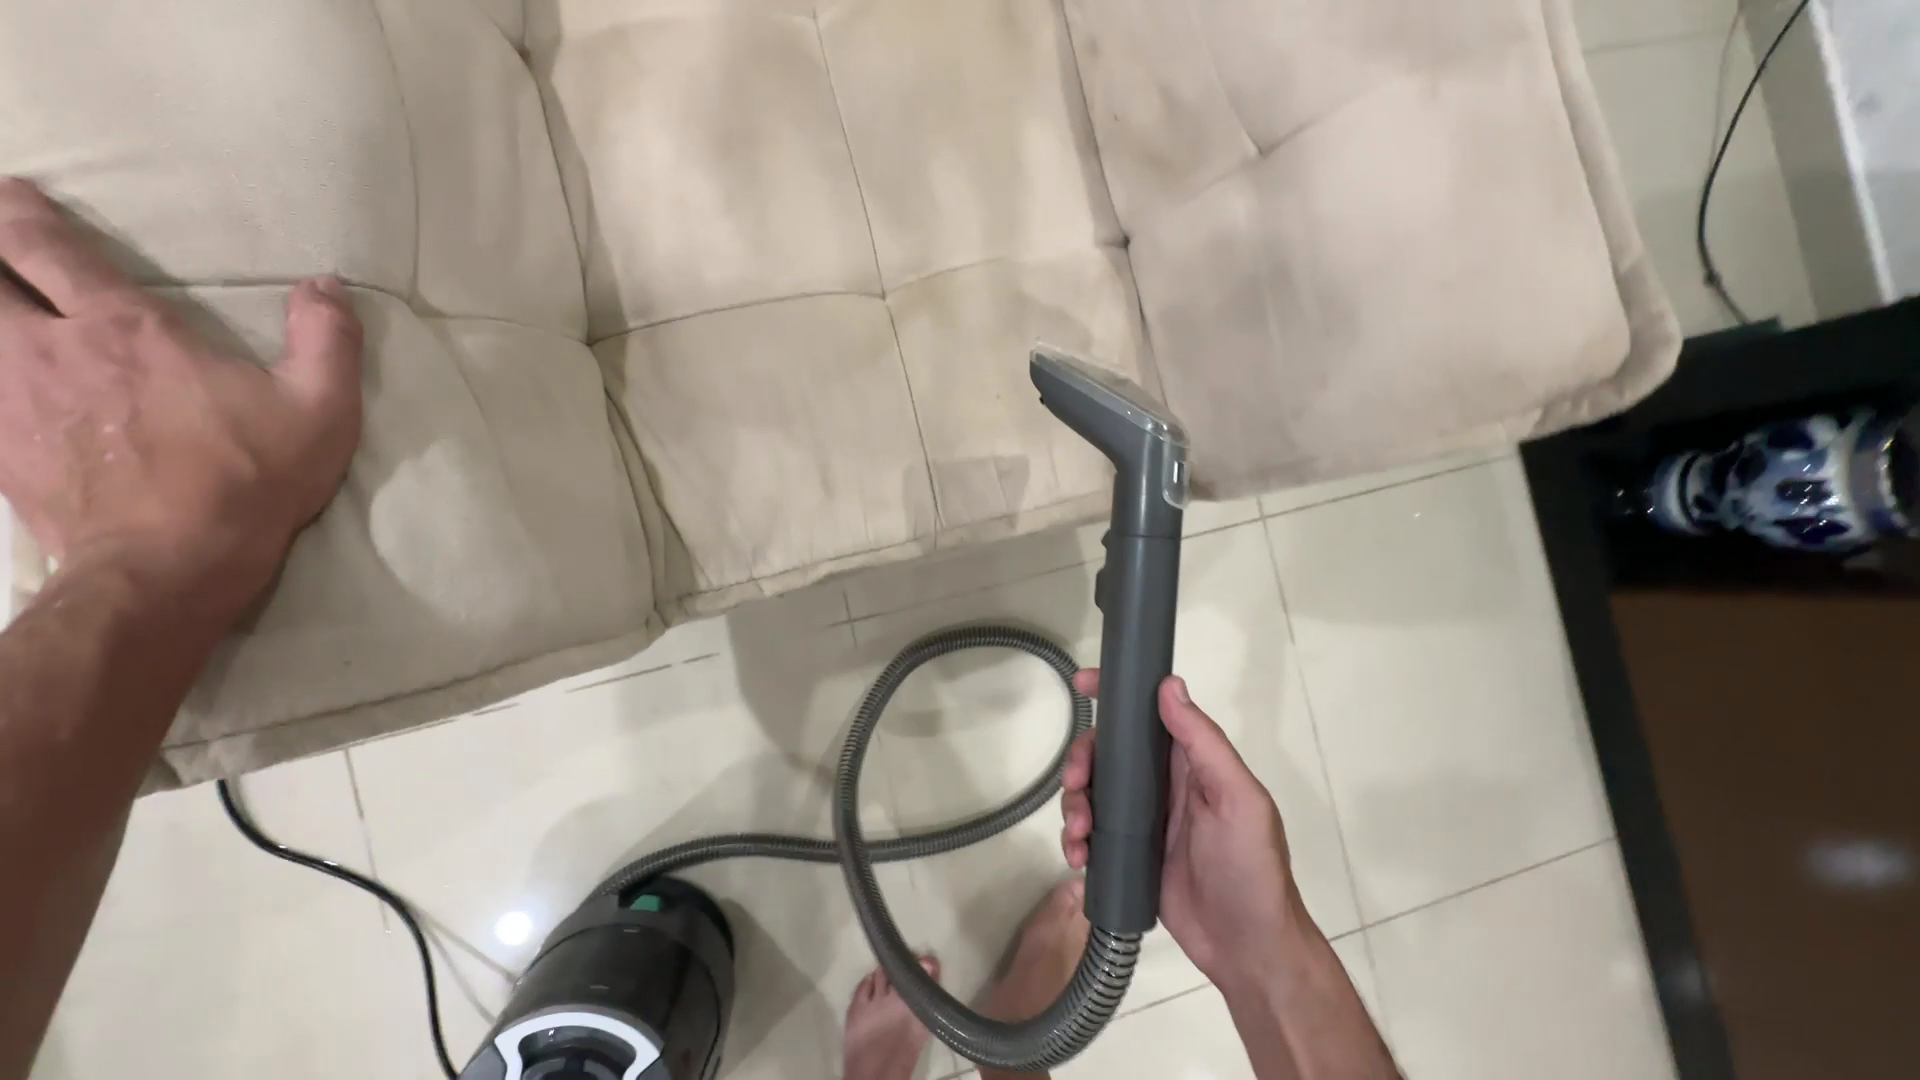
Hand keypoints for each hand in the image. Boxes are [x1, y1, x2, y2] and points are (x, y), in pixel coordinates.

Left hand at [0, 178, 362, 621]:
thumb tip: (326, 282)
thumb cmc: (253, 476)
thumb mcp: (322, 407)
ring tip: (1, 308)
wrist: (172, 561)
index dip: (24, 214)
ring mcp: (9, 396)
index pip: (46, 247)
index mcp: (128, 330)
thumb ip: (327, 338)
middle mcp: (49, 348)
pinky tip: (3, 385)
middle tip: (0, 245)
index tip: (18, 196)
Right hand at [1061, 671, 1302, 993]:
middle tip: (1075, 783)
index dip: (1114, 694)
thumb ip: (1204, 743)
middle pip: (1107, 753)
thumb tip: (1169, 684)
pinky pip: (1090, 834)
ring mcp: (1142, 820)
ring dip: (1074, 805)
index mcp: (1190, 762)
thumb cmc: (1249, 867)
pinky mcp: (1127, 854)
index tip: (1082, 682)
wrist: (1245, 949)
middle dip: (1082, 760)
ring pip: (1092, 792)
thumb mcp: (1237, 799)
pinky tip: (1079, 857)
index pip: (1148, 714)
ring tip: (1080, 835)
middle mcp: (1162, 784)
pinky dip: (1076, 839)